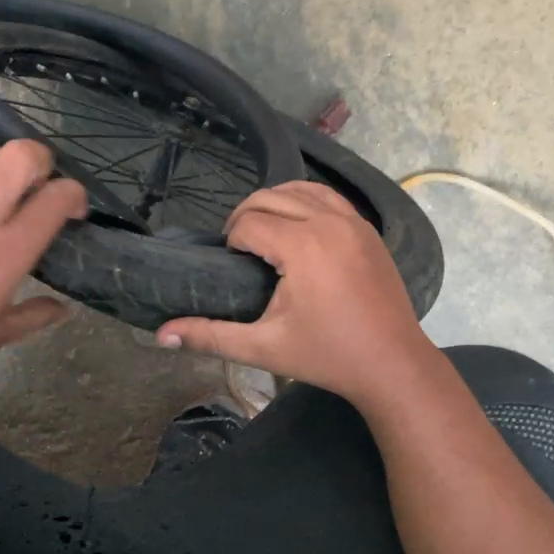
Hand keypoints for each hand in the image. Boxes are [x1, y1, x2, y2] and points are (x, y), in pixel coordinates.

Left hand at [0, 140, 86, 390]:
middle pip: (21, 154)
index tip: (74, 211)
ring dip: (4, 163)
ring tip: (3, 190)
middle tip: (41, 186)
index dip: (75, 195)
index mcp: (5, 255)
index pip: (55, 198)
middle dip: (43, 161)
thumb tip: (64, 308)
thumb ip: (33, 317)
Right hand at [156, 181, 432, 405]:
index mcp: (303, 247)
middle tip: (239, 248)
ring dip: (274, 203)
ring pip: (300, 189)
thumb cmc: (327, 356)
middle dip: (246, 216)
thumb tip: (160, 336)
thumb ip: (210, 336)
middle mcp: (328, 222)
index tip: (233, 267)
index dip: (232, 240)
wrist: (393, 365)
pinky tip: (296, 225)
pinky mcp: (368, 228)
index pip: (249, 222)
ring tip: (263, 231)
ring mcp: (353, 222)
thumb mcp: (263, 348)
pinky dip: (305, 200)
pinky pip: (328, 196)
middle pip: (270, 197)